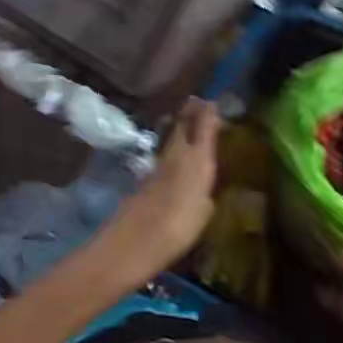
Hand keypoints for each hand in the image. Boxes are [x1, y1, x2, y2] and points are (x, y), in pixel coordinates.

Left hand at [100, 99, 219, 276]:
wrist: (132, 241)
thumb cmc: (177, 229)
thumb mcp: (203, 212)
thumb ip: (205, 195)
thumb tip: (203, 188)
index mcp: (196, 161)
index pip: (203, 129)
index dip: (208, 115)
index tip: (210, 101)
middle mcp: (175, 157)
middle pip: (182, 128)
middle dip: (189, 114)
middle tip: (195, 102)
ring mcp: (156, 167)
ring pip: (170, 140)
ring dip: (177, 128)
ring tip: (183, 120)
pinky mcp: (143, 181)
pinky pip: (162, 156)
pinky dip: (168, 148)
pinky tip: (170, 153)